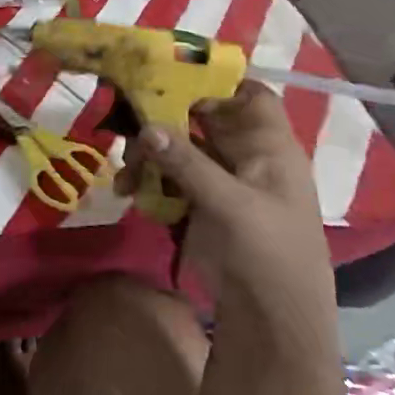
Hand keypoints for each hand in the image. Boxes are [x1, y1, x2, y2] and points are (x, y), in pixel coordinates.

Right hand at [117, 81, 332, 304]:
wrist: (268, 315)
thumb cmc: (268, 252)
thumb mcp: (230, 204)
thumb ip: (188, 164)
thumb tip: (146, 126)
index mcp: (268, 148)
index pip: (249, 96)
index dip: (216, 83)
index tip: (169, 80)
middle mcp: (243, 157)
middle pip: (201, 121)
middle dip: (164, 120)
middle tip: (128, 129)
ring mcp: (218, 182)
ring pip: (177, 150)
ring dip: (148, 156)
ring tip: (125, 176)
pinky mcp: (197, 205)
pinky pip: (167, 180)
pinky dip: (147, 181)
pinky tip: (128, 193)